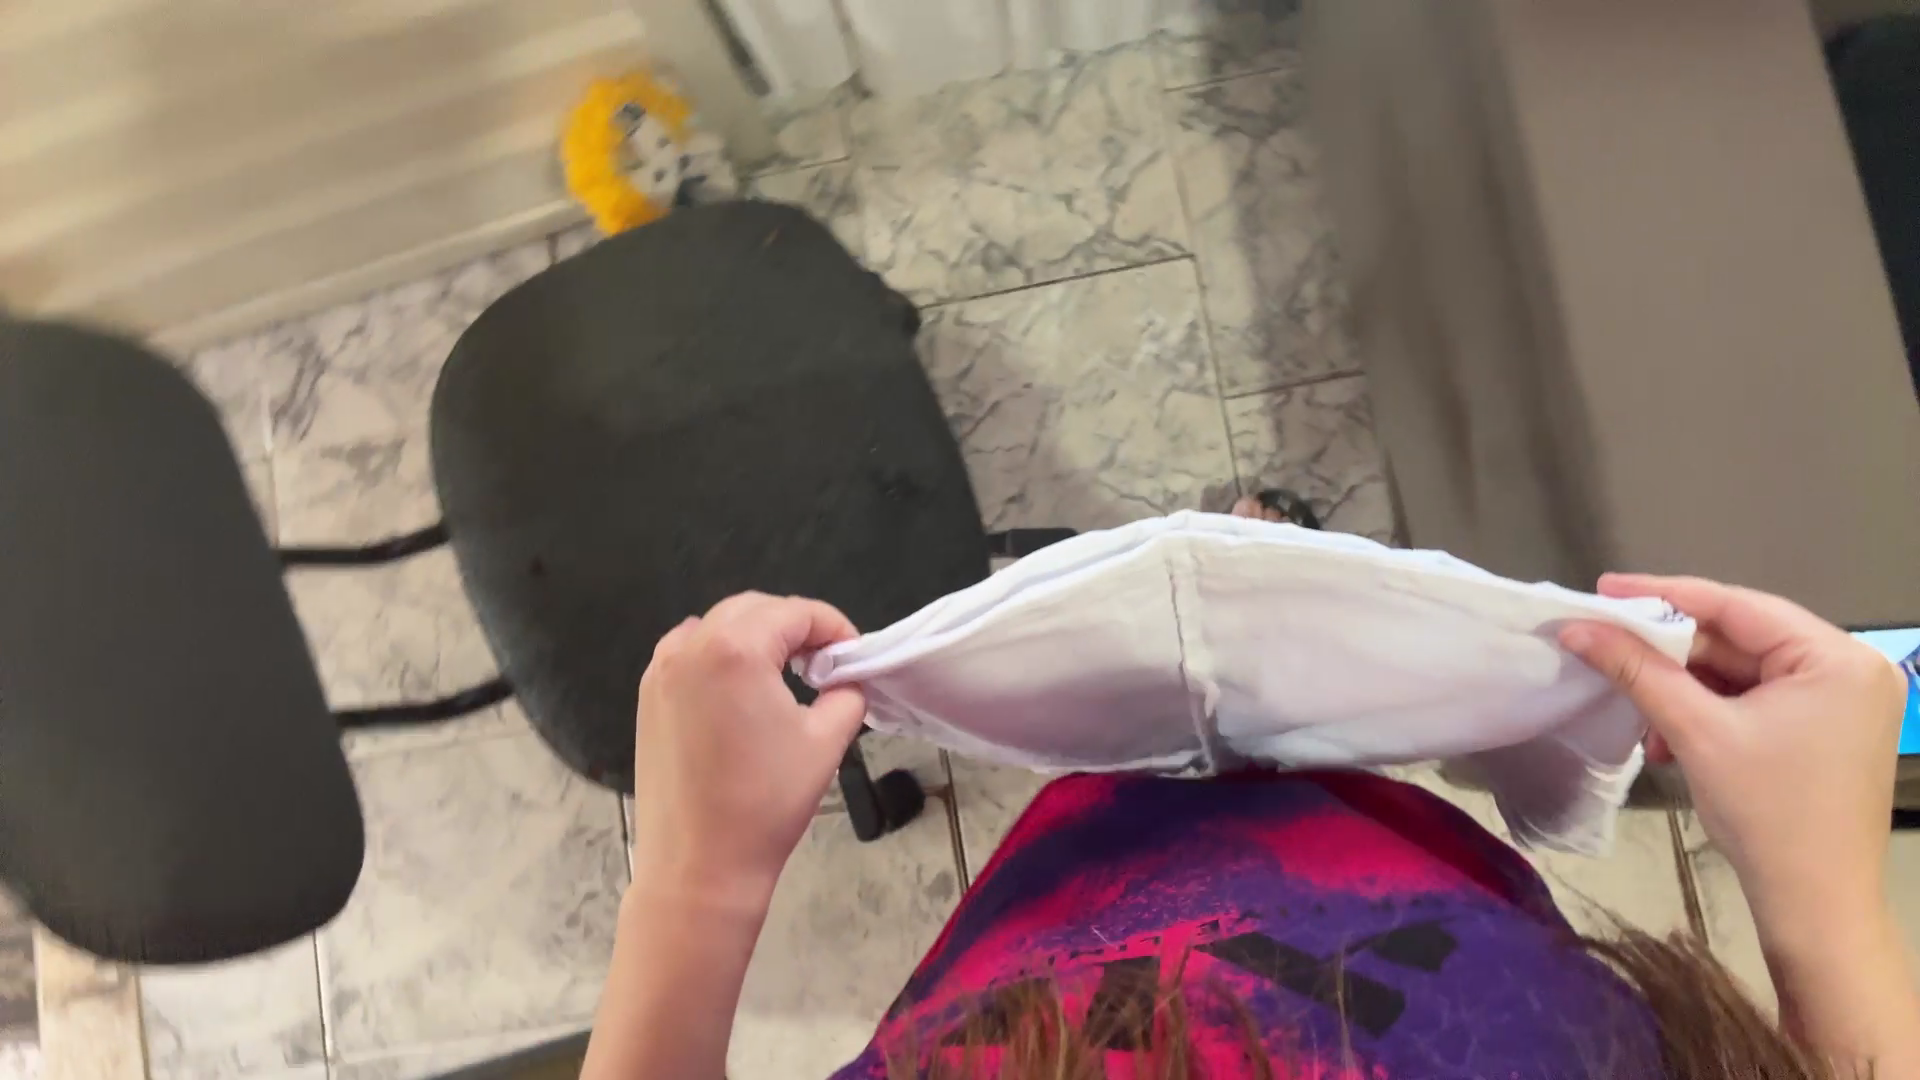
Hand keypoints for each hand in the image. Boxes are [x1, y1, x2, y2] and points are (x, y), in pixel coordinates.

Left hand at [629, 592, 867, 909]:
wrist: (699, 867)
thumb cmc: (767, 802)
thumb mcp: (827, 740)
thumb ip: (847, 694)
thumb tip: (847, 679)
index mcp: (737, 649)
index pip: (796, 612)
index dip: (834, 626)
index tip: (854, 653)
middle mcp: (692, 646)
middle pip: (756, 609)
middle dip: (796, 625)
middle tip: (826, 660)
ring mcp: (662, 670)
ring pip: (720, 624)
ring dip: (758, 633)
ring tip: (787, 668)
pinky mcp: (649, 696)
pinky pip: (690, 649)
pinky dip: (721, 650)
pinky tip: (741, 684)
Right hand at [1559, 573, 1904, 940]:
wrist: (1812, 894)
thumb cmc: (1766, 805)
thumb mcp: (1692, 728)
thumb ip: (1633, 667)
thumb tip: (1574, 626)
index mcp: (1835, 660)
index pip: (1735, 606)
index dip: (1661, 593)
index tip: (1599, 588)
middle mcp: (1843, 669)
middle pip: (1731, 635)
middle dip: (1663, 648)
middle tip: (1599, 642)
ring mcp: (1830, 699)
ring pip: (1727, 666)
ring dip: (1671, 683)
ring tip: (1629, 702)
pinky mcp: (1811, 724)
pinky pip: (1737, 693)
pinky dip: (1692, 704)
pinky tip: (1661, 734)